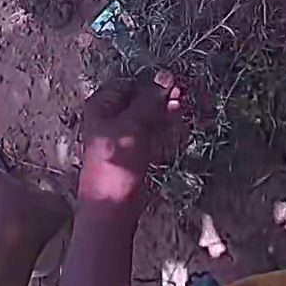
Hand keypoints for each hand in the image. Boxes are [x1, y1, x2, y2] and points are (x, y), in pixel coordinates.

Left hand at [77, 73, 183, 210]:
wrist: (112, 207)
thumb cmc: (116, 162)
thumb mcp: (131, 125)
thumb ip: (148, 101)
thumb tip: (164, 77)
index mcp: (101, 106)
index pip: (128, 84)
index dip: (150, 83)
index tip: (174, 83)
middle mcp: (109, 119)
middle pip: (139, 102)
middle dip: (162, 98)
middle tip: (184, 96)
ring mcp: (122, 138)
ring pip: (148, 120)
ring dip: (166, 114)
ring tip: (184, 111)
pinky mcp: (134, 155)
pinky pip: (151, 137)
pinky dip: (165, 132)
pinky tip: (180, 130)